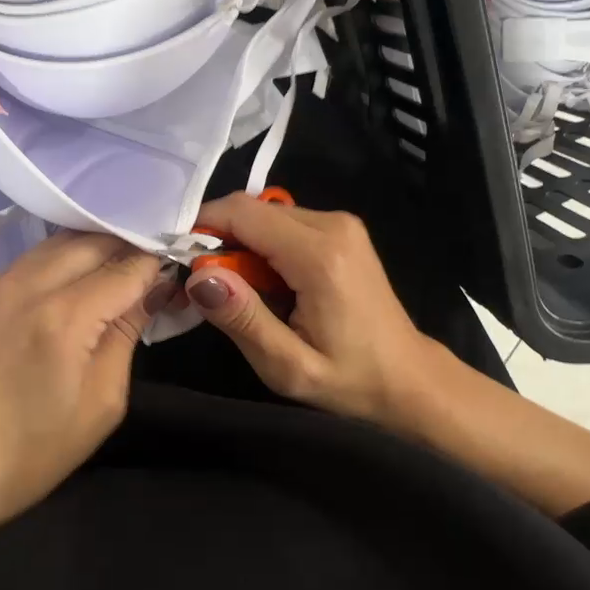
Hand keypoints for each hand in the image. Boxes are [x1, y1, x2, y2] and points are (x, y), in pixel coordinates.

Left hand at [0, 232, 168, 568]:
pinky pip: (40, 253)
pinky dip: (69, 255)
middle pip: (96, 239)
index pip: (127, 266)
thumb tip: (155, 287)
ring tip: (125, 272)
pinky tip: (86, 277)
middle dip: (131, 248)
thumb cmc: (38, 447)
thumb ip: (128, 331)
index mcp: (64, 315)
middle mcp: (31, 282)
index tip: (180, 274)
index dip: (158, 266)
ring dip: (100, 247)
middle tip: (157, 271)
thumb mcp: (104, 399)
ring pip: (66, 239)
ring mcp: (4, 280)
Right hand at [184, 192, 447, 427]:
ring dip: (240, 245)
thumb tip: (199, 276)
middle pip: (251, 210)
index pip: (241, 213)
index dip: (202, 228)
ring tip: (238, 293)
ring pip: (265, 215)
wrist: (409, 379)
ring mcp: (340, 223)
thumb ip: (242, 318)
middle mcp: (332, 225)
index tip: (180, 264)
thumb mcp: (288, 366)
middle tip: (206, 288)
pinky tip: (265, 285)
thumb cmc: (351, 379)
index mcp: (320, 255)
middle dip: (219, 240)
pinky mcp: (341, 230)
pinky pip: (283, 224)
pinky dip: (261, 247)